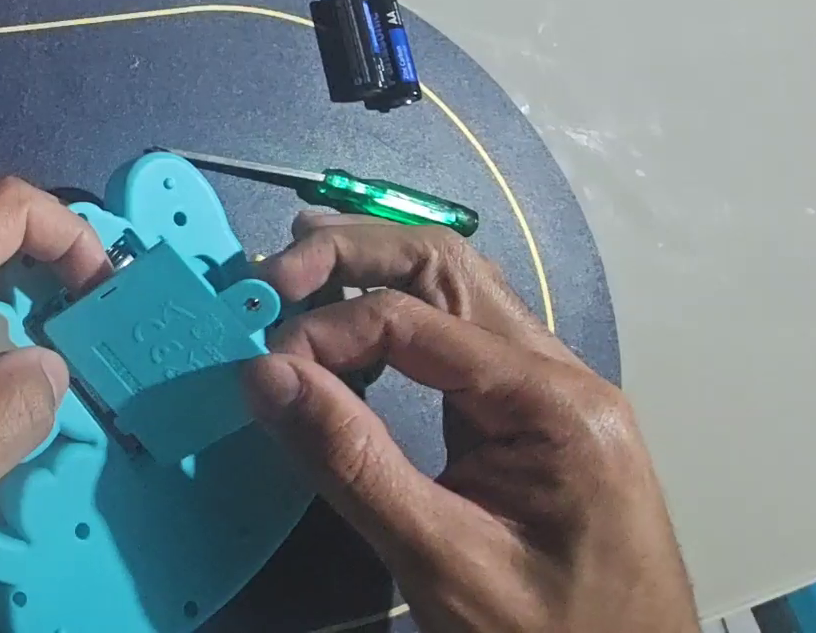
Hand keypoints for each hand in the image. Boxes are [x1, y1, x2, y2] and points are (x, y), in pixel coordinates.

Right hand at [243, 213, 693, 632]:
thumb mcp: (441, 562)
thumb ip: (350, 460)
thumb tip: (260, 371)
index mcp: (551, 404)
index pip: (408, 319)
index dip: (323, 330)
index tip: (266, 368)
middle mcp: (554, 371)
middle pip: (440, 264)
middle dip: (347, 253)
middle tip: (274, 271)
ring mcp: (541, 382)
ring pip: (445, 279)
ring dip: (365, 262)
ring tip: (298, 260)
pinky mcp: (518, 402)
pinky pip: (445, 320)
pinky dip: (382, 299)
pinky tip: (342, 306)